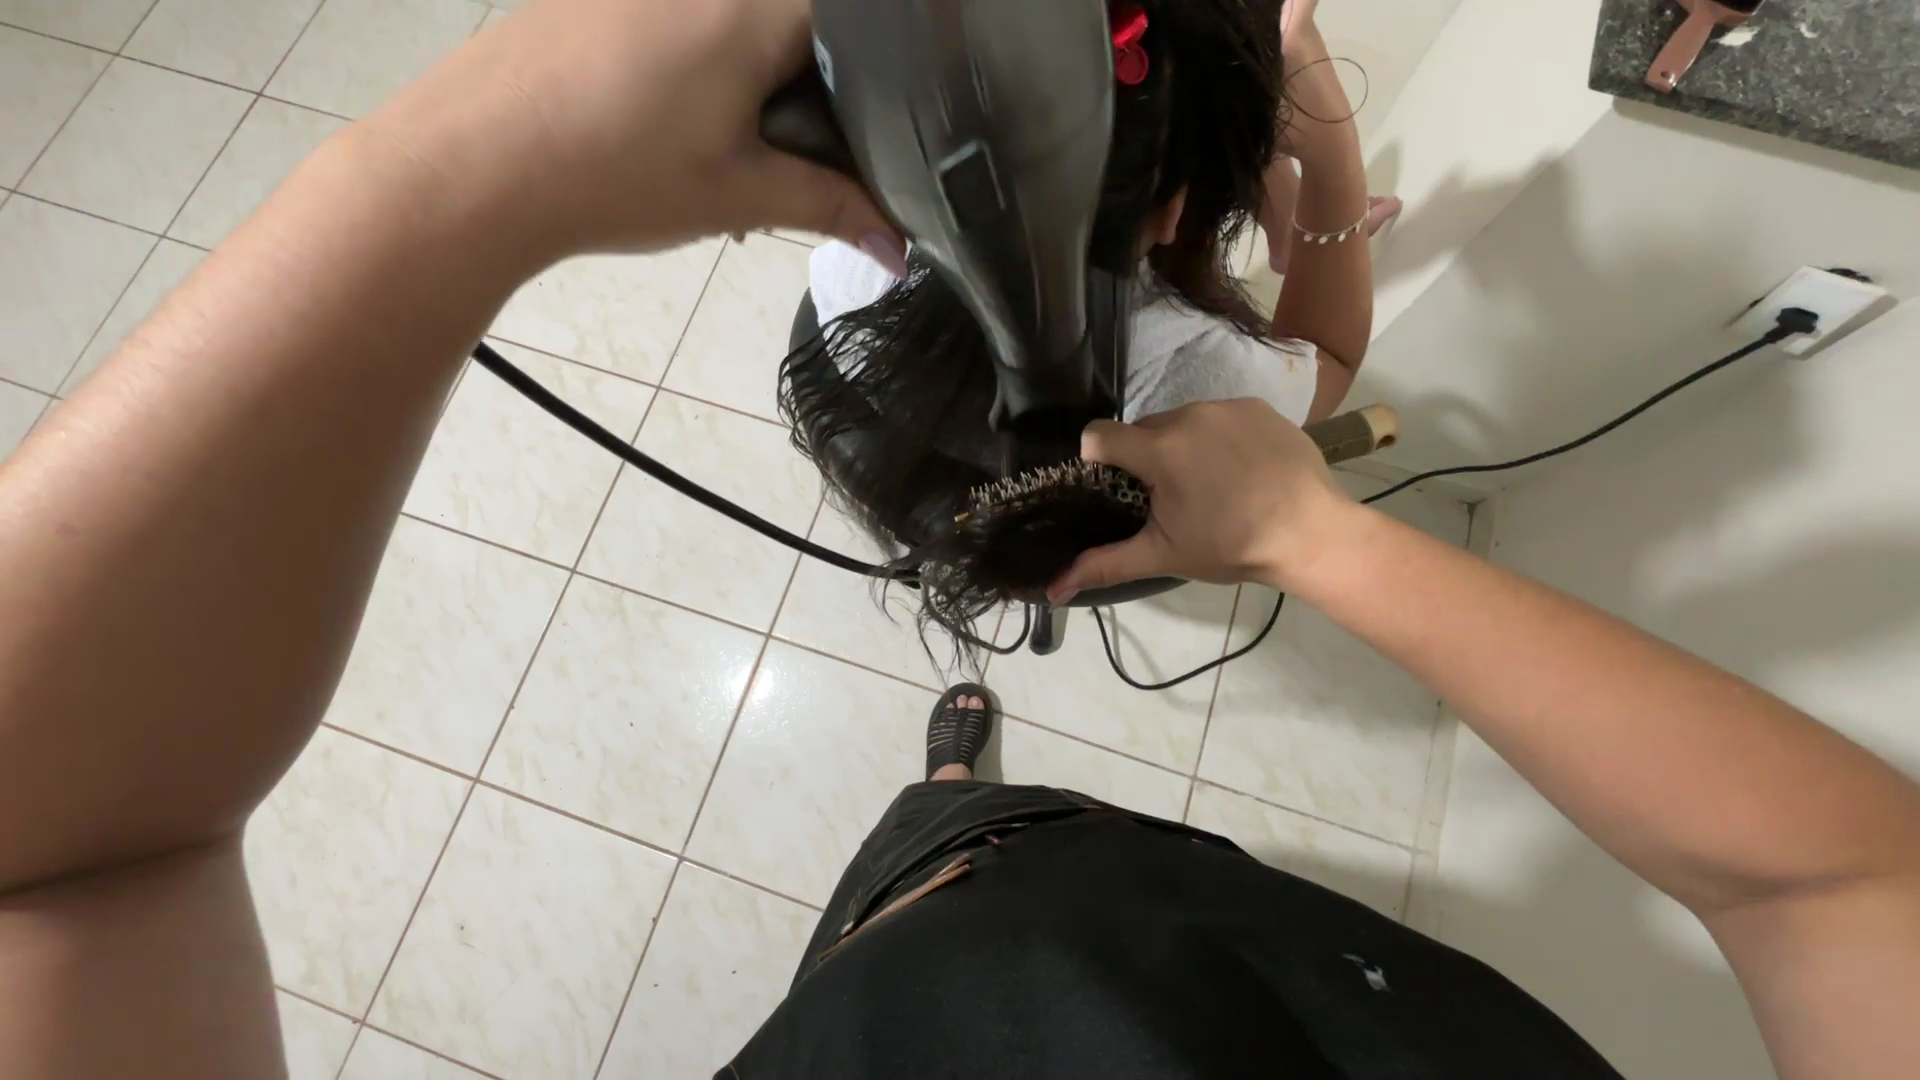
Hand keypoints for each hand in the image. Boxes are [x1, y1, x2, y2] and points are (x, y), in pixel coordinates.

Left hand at [366, 0, 902, 260]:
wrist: (474, 164)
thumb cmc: (618, 175)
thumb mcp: (740, 196)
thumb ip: (831, 209)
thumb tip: (901, 249)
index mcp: (749, 10)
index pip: (854, 27)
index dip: (872, 86)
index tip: (867, 141)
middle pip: (795, 29)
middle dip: (808, 96)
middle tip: (795, 162)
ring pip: (738, 31)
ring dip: (755, 89)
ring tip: (732, 154)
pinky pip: (685, 26)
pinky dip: (706, 73)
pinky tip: (676, 128)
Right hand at [1048, 399, 1356, 600]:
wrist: (1313, 534)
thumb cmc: (1232, 545)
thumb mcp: (1163, 555)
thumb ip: (1104, 565)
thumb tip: (1052, 591)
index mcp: (1158, 449)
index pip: (1099, 435)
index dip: (1098, 460)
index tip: (1117, 487)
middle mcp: (1187, 415)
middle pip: (1143, 429)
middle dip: (1146, 458)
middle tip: (1170, 497)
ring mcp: (1226, 407)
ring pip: (1181, 421)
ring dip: (1182, 445)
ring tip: (1209, 483)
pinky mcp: (1258, 407)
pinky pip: (1219, 416)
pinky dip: (1219, 437)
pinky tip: (1240, 469)